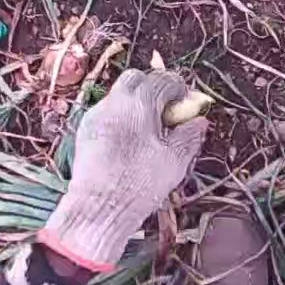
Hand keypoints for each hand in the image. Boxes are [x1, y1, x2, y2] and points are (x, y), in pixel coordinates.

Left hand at [38, 70, 208, 270]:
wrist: (99, 205)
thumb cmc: (141, 181)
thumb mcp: (175, 159)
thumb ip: (189, 135)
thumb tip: (199, 121)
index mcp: (140, 102)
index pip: (163, 79)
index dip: (179, 88)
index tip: (186, 103)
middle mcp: (115, 101)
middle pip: (135, 79)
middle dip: (153, 87)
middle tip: (165, 111)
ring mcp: (96, 114)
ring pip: (118, 95)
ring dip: (135, 103)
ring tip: (147, 129)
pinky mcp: (84, 130)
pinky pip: (106, 113)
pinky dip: (120, 117)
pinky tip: (128, 141)